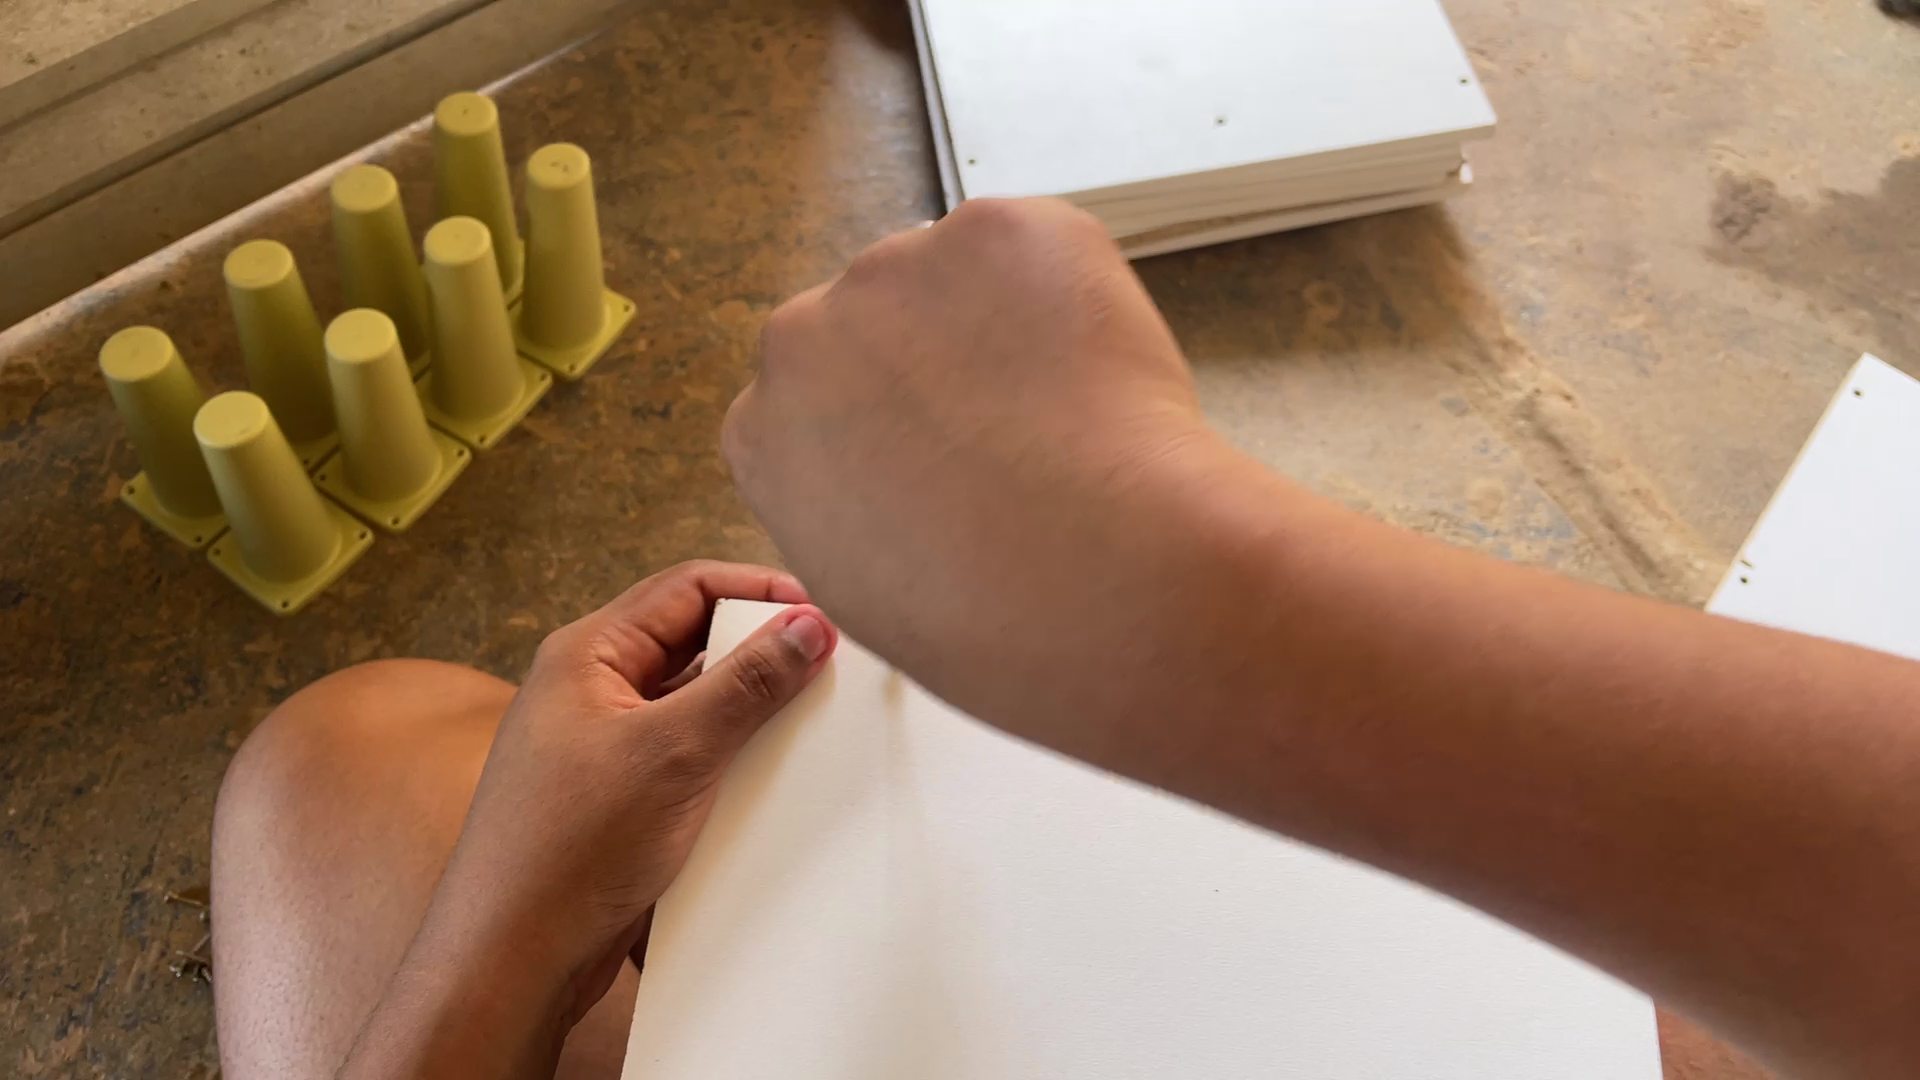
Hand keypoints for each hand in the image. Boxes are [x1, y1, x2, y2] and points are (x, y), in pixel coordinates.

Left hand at [341, 562, 836, 1078]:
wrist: (511, 968)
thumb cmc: (571, 849)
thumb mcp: (675, 751)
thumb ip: (748, 681)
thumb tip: (811, 624)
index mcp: (590, 653)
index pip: (689, 586)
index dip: (758, 589)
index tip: (817, 611)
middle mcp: (599, 684)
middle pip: (696, 634)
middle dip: (760, 641)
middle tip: (822, 657)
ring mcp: (612, 736)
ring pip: (699, 689)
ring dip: (752, 693)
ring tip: (807, 704)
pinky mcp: (629, 781)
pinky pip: (695, 738)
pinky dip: (736, 738)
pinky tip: (774, 756)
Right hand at [723, 197, 1242, 753]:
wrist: (1079, 572)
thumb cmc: (980, 618)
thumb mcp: (864, 590)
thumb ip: (846, 508)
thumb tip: (889, 481)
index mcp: (763, 428)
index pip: (816, 397)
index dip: (887, 421)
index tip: (937, 447)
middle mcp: (805, 333)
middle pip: (876, 326)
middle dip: (932, 362)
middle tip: (1006, 426)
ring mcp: (894, 268)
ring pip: (956, 282)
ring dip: (999, 325)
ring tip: (1057, 412)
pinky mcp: (993, 230)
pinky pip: (1032, 253)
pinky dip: (1065, 295)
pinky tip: (1089, 372)